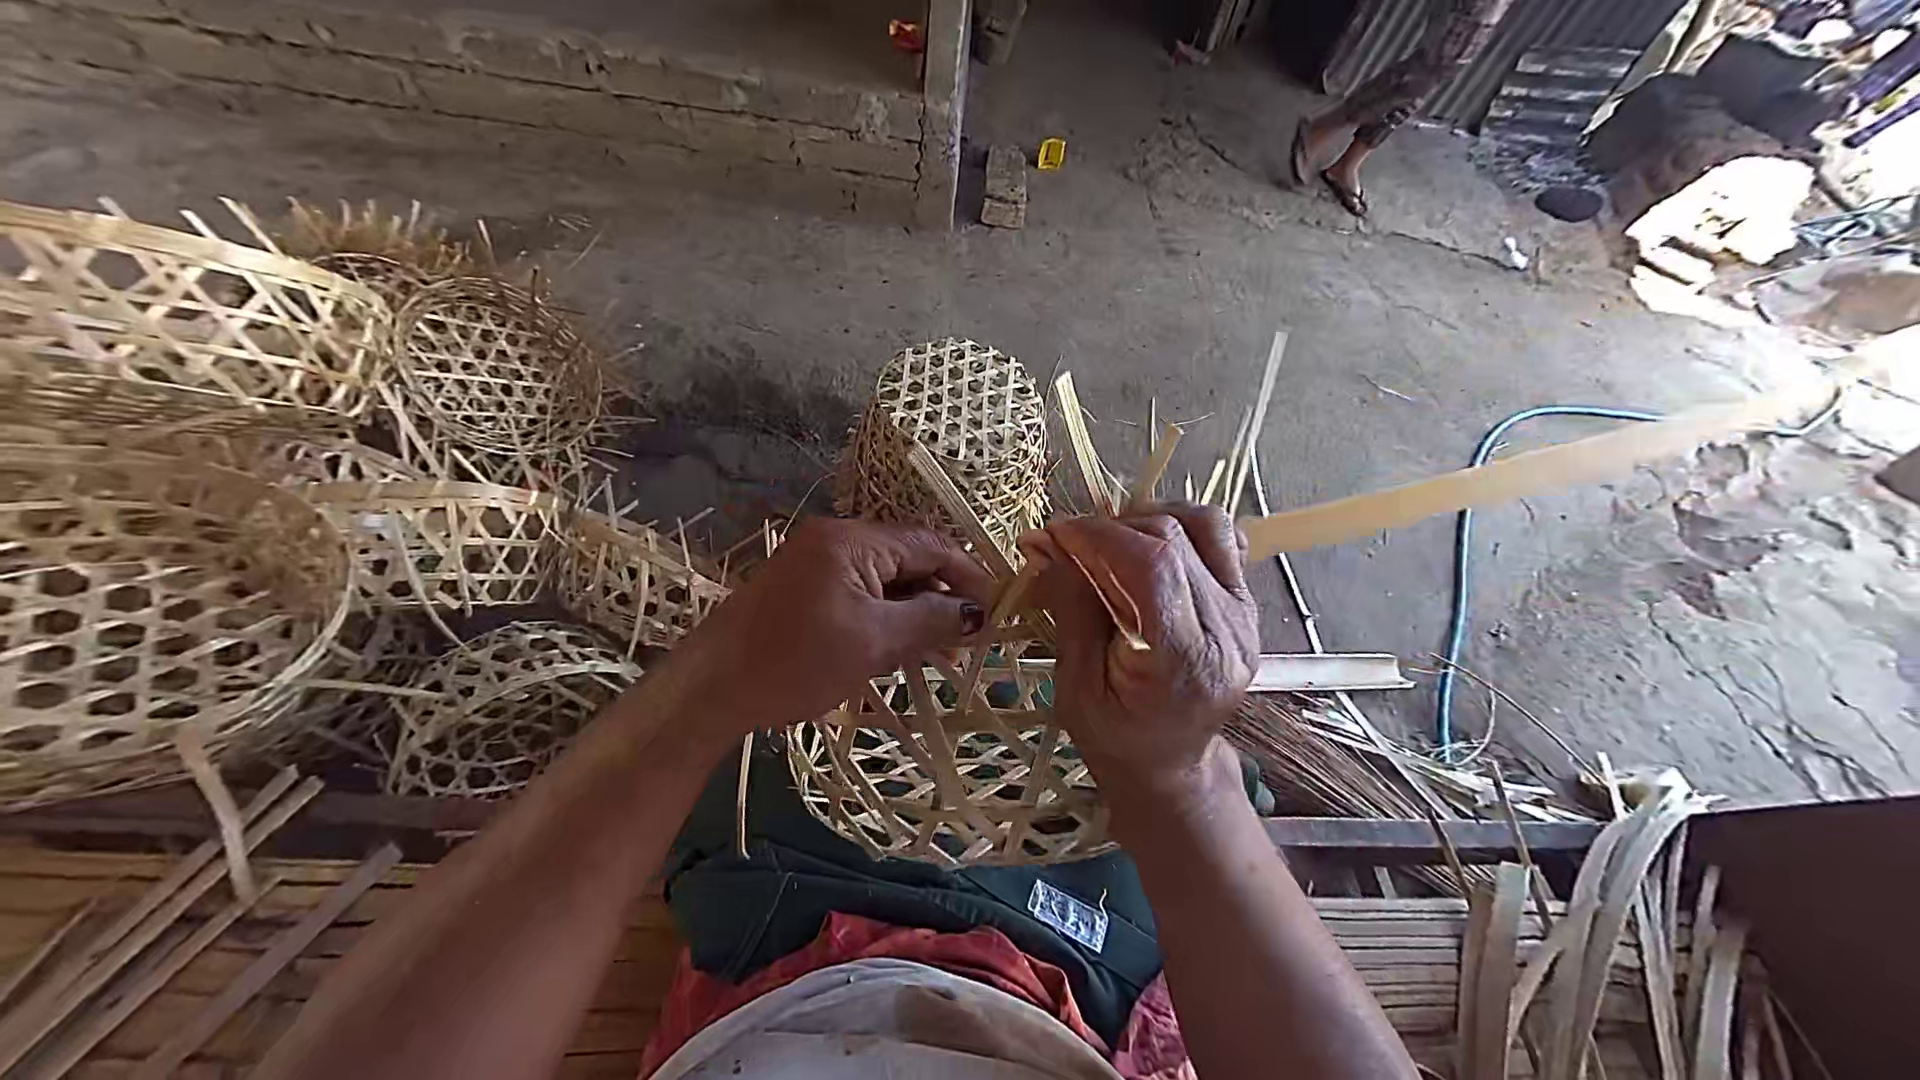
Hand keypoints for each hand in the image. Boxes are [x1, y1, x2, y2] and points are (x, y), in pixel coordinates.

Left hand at [687, 518, 993, 734]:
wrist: (708, 691)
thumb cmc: (794, 663)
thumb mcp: (874, 642)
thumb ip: (931, 621)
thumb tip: (978, 613)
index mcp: (852, 540)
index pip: (930, 546)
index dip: (968, 576)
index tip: (996, 610)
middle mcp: (835, 539)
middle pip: (909, 560)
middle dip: (943, 597)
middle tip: (972, 638)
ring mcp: (817, 563)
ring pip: (887, 580)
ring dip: (917, 611)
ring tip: (945, 651)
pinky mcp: (805, 588)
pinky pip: (862, 594)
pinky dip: (887, 617)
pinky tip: (904, 646)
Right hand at [1022, 504, 1258, 799]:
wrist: (1170, 762)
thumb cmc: (1115, 737)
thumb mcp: (1075, 685)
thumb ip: (1070, 608)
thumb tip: (1048, 544)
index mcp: (1183, 663)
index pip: (1151, 567)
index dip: (1097, 537)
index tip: (1053, 535)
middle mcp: (1226, 630)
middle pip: (1172, 538)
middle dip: (1108, 528)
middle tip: (1067, 545)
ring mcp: (1244, 612)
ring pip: (1201, 524)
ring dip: (1144, 520)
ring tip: (1108, 545)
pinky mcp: (1245, 600)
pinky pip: (1220, 536)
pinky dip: (1179, 526)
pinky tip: (1148, 547)